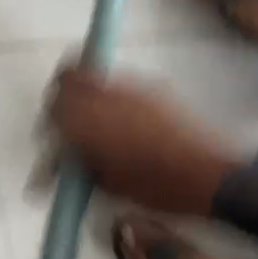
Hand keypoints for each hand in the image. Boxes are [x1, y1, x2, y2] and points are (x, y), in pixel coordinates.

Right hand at [47, 67, 243, 216]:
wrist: (207, 173)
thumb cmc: (156, 186)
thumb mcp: (109, 183)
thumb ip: (80, 164)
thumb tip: (61, 160)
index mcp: (87, 119)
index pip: (53, 105)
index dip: (50, 120)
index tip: (52, 136)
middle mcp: (101, 92)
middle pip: (67, 75)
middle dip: (61, 93)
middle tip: (65, 116)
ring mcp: (126, 83)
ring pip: (91, 72)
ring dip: (84, 88)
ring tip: (93, 113)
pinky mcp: (148, 82)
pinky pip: (117, 80)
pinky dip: (109, 91)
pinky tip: (121, 114)